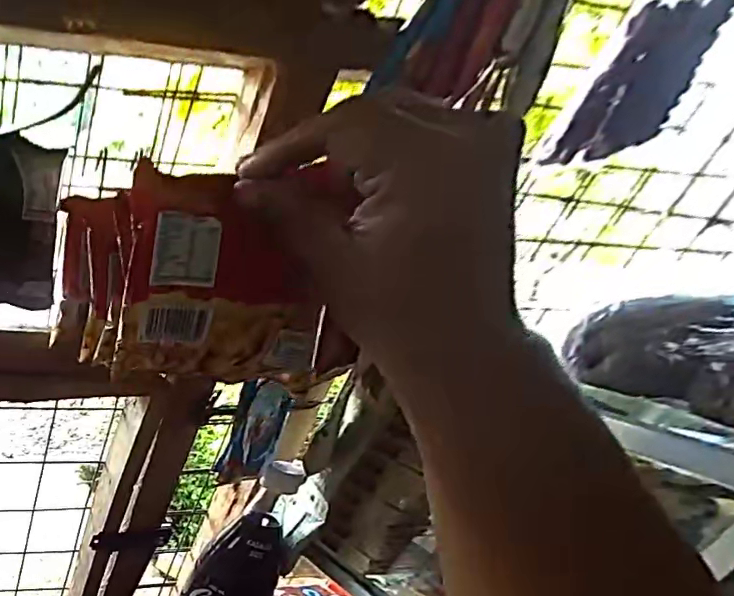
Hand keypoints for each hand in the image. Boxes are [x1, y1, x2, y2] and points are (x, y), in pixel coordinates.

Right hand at [235, 89, 525, 361]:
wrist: (460, 345)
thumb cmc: (394, 314)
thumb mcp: (332, 264)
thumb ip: (290, 216)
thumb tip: (245, 189)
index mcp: (427, 159)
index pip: (346, 124)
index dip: (289, 145)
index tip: (247, 172)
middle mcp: (467, 133)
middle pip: (374, 112)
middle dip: (316, 142)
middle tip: (270, 176)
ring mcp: (485, 142)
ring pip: (397, 119)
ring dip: (345, 148)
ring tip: (301, 183)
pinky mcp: (487, 158)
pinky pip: (422, 136)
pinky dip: (378, 156)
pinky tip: (345, 188)